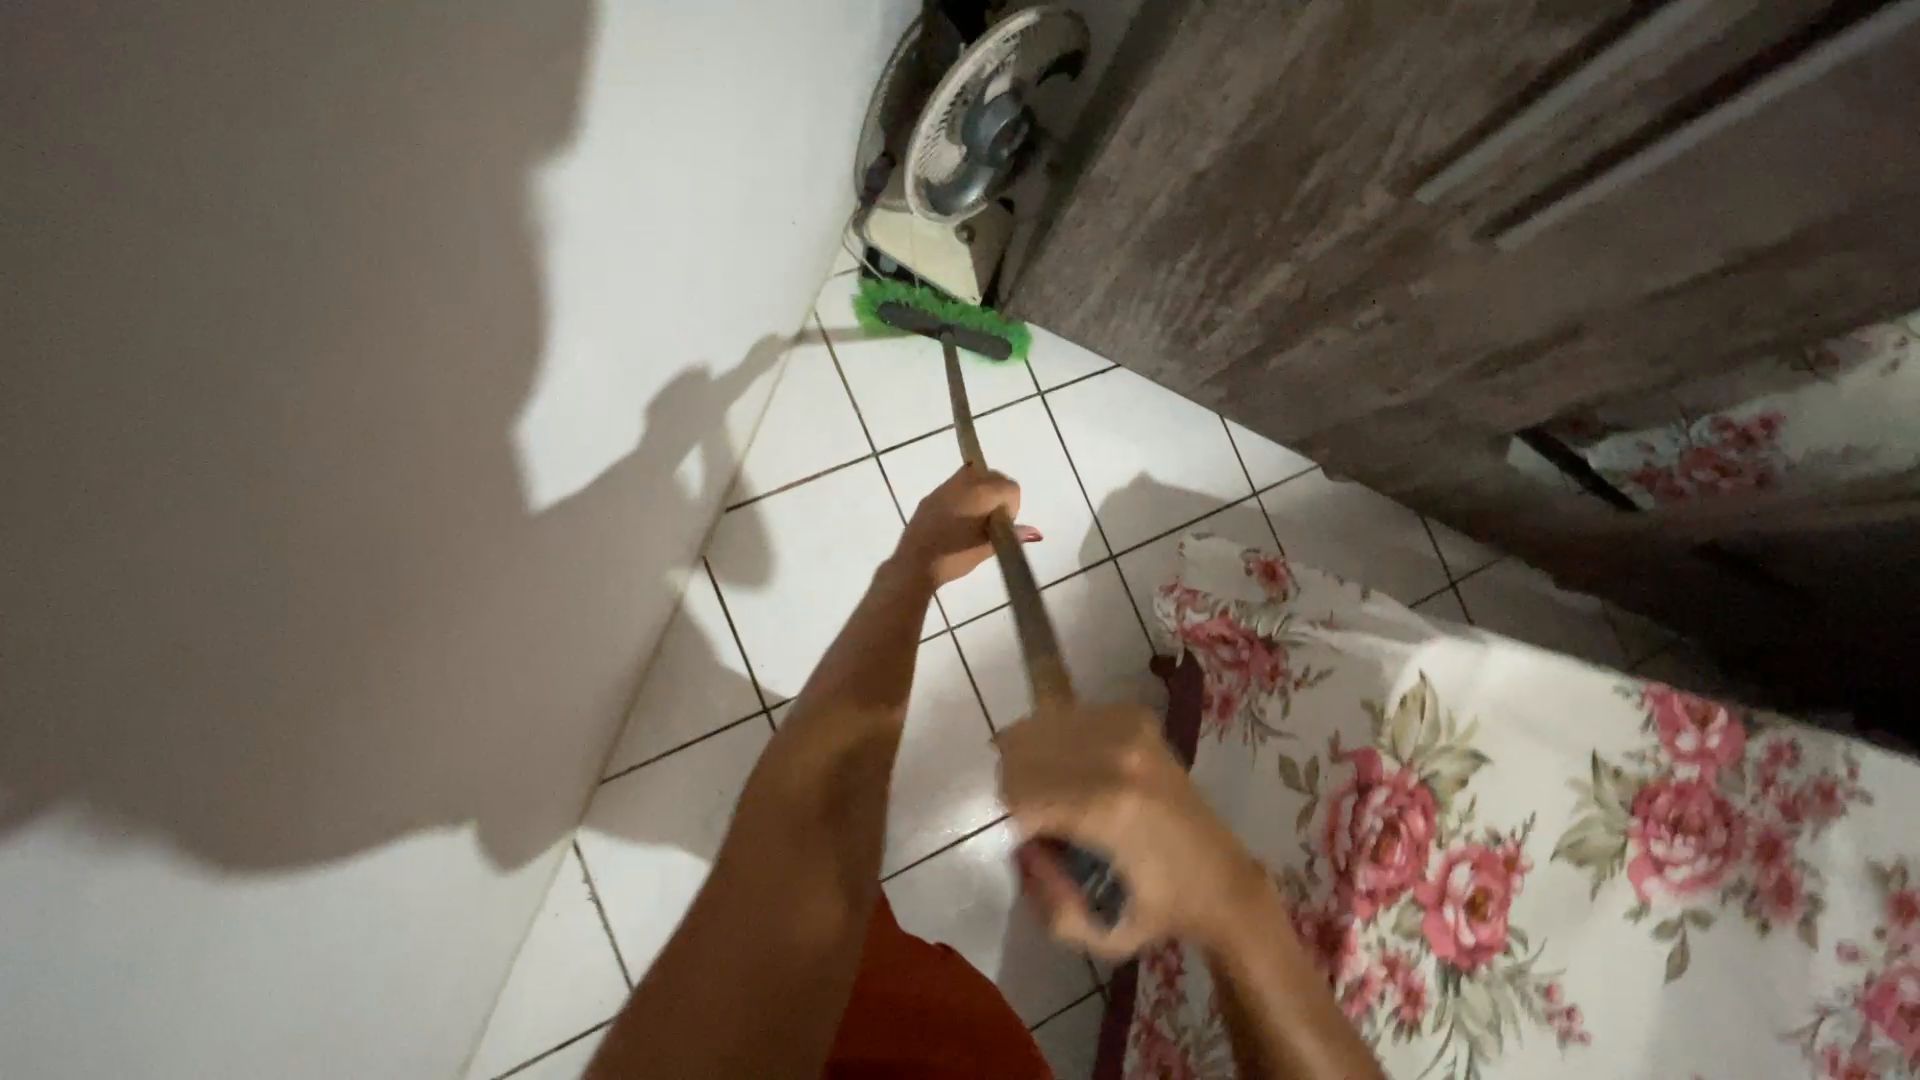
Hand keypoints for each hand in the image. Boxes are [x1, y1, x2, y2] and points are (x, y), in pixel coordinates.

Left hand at [896, 465, 1039, 586]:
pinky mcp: (929, 497)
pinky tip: (957, 522)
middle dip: (998, 495)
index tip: (1003, 526)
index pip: (1010, 487)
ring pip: (972, 477)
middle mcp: (963, 482)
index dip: (1012, 507)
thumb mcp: (986, 548)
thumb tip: (1035, 532)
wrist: (914, 564)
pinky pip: (954, 488)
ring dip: (981, 493)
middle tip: (993, 522)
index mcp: (981, 492)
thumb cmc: (954, 557)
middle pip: (992, 476)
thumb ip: (1012, 535)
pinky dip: (963, 497)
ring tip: (976, 520)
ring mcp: (944, 488)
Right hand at [997, 703, 1267, 958]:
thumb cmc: (1154, 911)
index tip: (1027, 842)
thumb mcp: (1094, 933)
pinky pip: (1065, 716)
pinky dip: (1057, 742)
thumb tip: (1019, 846)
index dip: (1010, 820)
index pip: (1018, 792)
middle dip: (1015, 785)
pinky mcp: (1135, 717)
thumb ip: (1043, 896)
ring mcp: (1129, 729)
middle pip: (1021, 749)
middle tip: (1034, 816)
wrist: (1220, 879)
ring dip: (1032, 760)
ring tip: (1053, 792)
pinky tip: (1076, 770)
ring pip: (1038, 727)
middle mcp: (1118, 756)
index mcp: (1108, 808)